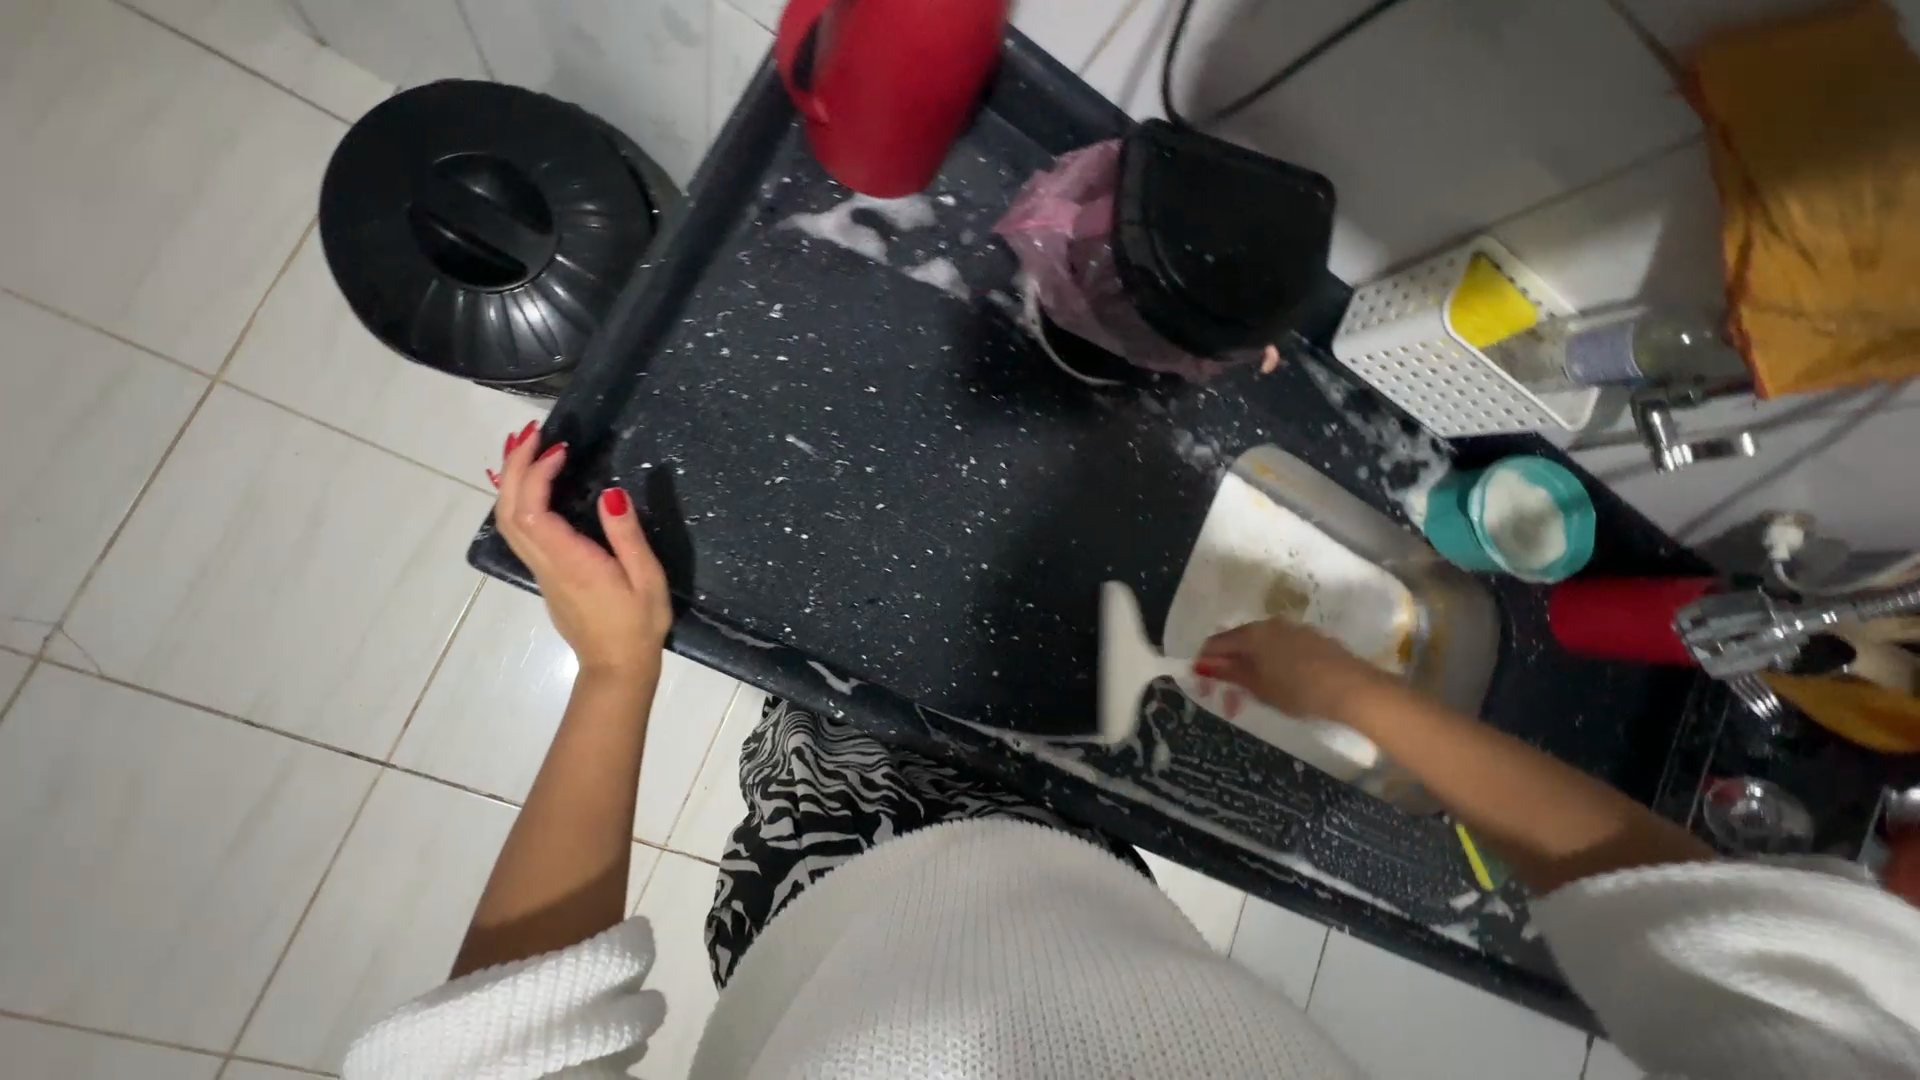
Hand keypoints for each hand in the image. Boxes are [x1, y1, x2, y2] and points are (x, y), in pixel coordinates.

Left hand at [493, 421, 672, 678]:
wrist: (617, 665)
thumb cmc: (638, 623)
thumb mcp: (645, 578)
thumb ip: (626, 535)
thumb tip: (611, 493)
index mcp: (569, 561)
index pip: (532, 510)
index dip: (536, 474)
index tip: (560, 449)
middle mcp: (545, 563)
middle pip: (508, 511)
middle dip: (513, 467)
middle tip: (531, 432)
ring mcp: (541, 570)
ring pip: (507, 521)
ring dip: (511, 481)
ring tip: (528, 449)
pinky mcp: (546, 574)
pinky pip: (519, 529)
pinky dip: (519, 498)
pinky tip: (534, 484)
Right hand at [1194, 618, 1387, 719]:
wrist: (1354, 689)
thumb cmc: (1298, 690)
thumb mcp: (1257, 686)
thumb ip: (1228, 673)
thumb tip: (1202, 664)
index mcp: (1251, 633)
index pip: (1215, 643)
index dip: (1205, 664)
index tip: (1204, 688)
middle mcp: (1270, 624)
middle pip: (1238, 643)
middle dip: (1229, 669)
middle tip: (1230, 700)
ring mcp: (1294, 630)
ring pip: (1262, 647)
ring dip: (1251, 668)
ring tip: (1257, 695)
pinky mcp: (1314, 640)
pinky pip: (1282, 649)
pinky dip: (1272, 665)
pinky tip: (1282, 685)